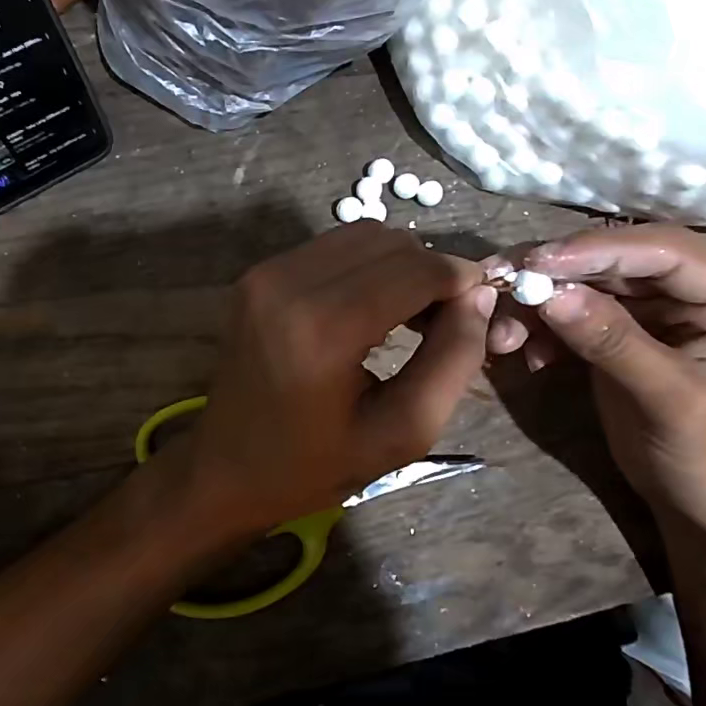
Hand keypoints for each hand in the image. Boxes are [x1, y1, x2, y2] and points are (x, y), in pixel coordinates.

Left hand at [182, 223, 494, 536]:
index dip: (460, 279)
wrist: (225, 468)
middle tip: (444, 321)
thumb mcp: (403, 432)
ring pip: (360, 236)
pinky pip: (330, 248)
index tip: (480, 307)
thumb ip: (453, 360)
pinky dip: (364, 267)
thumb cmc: (314, 465)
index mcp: (323, 327)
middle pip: (389, 242)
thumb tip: (478, 295)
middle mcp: (288, 283)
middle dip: (430, 271)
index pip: (415, 269)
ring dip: (398, 265)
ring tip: (410, 316)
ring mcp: (266, 274)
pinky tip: (371, 309)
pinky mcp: (256, 275)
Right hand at [484, 226, 705, 544]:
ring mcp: (658, 316)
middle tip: (502, 287)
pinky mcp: (624, 338)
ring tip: (503, 336)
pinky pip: (575, 316)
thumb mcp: (674, 403)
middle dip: (557, 274)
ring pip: (588, 286)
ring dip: (540, 304)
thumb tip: (550, 294)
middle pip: (617, 261)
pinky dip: (544, 329)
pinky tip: (525, 354)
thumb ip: (614, 343)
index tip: (533, 264)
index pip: (663, 251)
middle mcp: (698, 294)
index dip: (597, 250)